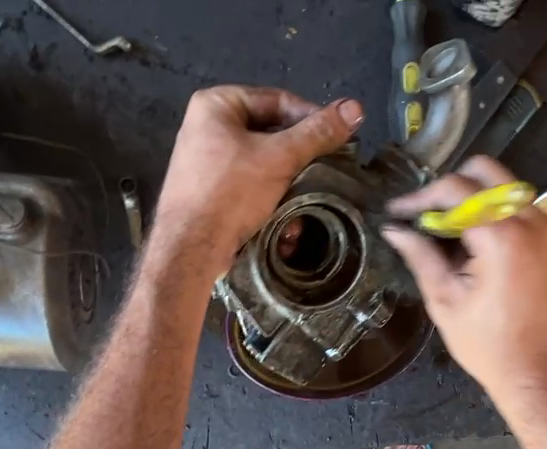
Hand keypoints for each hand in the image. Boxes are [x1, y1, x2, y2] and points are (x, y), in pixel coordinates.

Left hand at [152, 86, 363, 264]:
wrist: (191, 248)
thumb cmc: (231, 194)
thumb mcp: (279, 159)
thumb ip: (316, 134)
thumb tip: (355, 108)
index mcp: (217, 105)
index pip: (278, 101)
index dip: (311, 119)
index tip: (337, 140)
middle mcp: (208, 128)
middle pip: (271, 136)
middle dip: (299, 163)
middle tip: (324, 176)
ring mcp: (207, 164)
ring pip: (263, 167)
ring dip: (288, 190)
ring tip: (304, 207)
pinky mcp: (211, 196)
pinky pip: (250, 190)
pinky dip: (270, 204)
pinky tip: (285, 224)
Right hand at [381, 158, 546, 404]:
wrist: (537, 371)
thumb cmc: (489, 345)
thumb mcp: (446, 301)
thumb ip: (421, 257)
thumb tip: (395, 231)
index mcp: (502, 236)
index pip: (454, 190)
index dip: (419, 197)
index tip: (397, 212)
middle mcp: (528, 220)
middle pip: (484, 171)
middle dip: (448, 188)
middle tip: (424, 216)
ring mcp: (544, 226)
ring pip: (500, 185)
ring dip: (470, 199)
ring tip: (443, 232)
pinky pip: (514, 205)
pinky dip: (489, 212)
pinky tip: (468, 242)